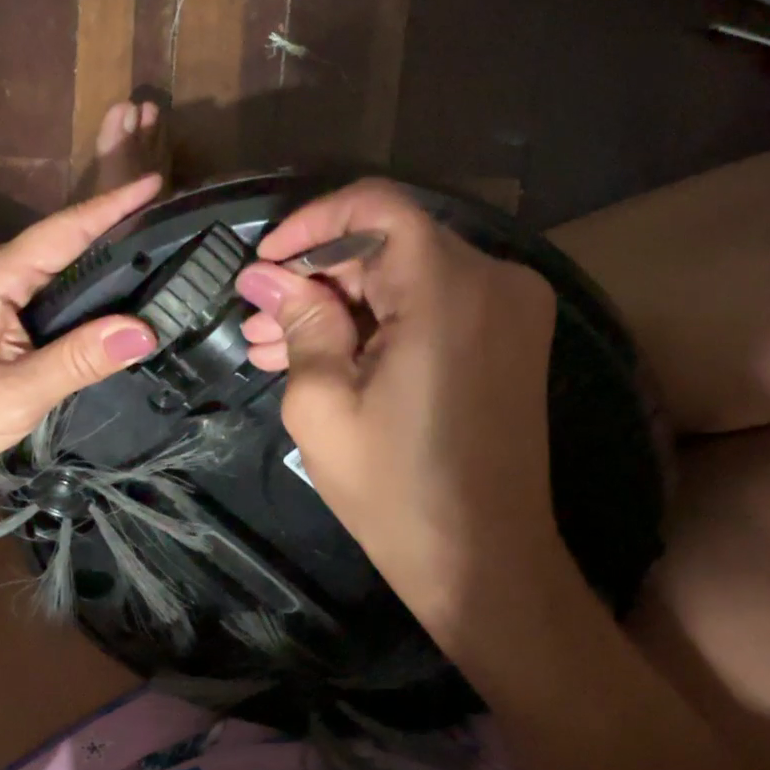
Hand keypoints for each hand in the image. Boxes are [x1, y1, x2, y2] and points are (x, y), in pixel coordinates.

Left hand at [0, 176, 164, 526]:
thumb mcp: (18, 394)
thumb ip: (80, 360)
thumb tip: (145, 330)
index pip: (64, 231)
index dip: (112, 206)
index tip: (156, 182)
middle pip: (63, 237)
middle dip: (115, 220)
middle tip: (170, 214)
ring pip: (57, 260)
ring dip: (102, 250)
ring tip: (156, 241)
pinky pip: (49, 284)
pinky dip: (84, 280)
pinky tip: (115, 289)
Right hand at [232, 179, 561, 602]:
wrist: (486, 563)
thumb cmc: (396, 490)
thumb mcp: (323, 404)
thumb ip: (299, 322)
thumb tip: (265, 276)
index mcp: (449, 288)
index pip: (376, 206)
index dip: (311, 222)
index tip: (265, 261)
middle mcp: (494, 280)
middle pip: (389, 244)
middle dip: (317, 277)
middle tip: (257, 318)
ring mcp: (512, 310)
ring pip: (406, 277)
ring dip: (342, 305)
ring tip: (272, 347)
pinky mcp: (511, 339)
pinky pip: (434, 306)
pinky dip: (381, 323)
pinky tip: (324, 357)